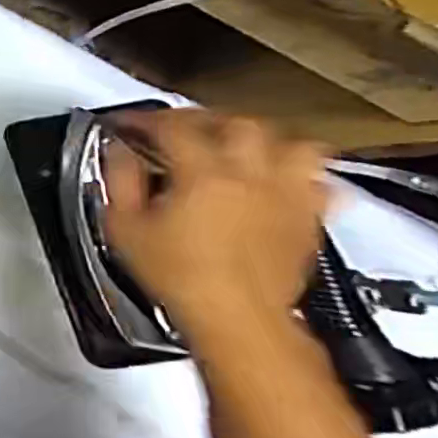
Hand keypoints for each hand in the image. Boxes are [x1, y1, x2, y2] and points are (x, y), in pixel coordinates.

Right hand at [102, 110, 330, 342]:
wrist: (235, 319)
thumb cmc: (176, 273)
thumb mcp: (123, 225)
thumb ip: (118, 179)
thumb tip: (117, 151)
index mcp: (203, 176)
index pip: (173, 126)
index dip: (144, 119)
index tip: (125, 123)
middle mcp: (252, 179)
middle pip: (238, 124)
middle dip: (202, 119)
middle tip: (176, 127)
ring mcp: (288, 198)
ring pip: (291, 143)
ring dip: (259, 138)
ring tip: (232, 144)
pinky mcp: (309, 219)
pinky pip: (320, 181)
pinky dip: (298, 171)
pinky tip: (274, 177)